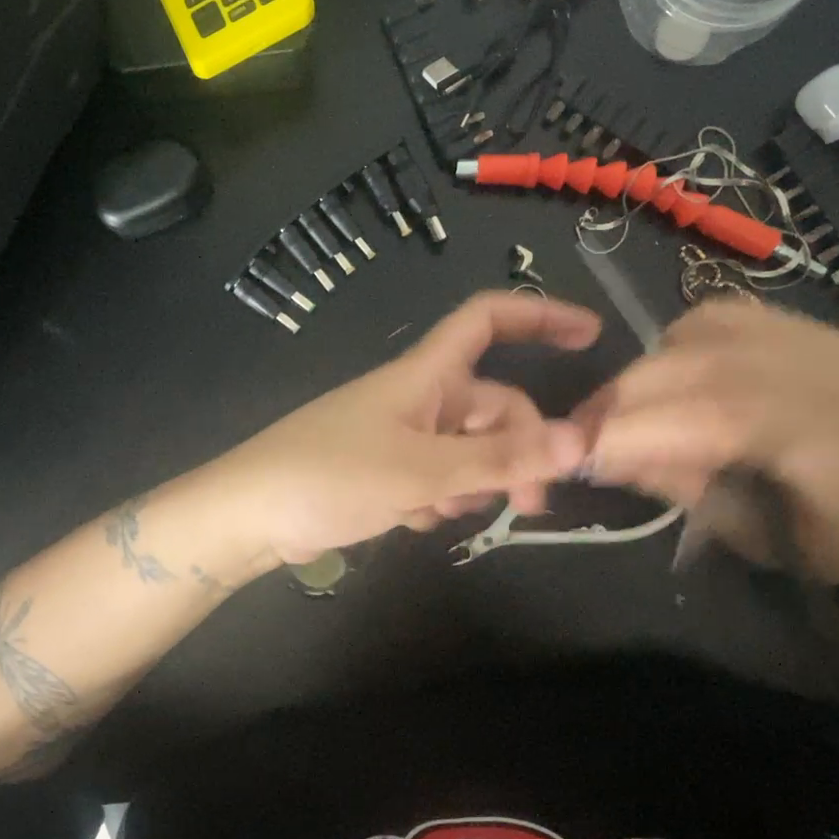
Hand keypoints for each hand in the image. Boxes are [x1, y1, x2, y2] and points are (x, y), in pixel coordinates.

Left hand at [211, 292, 601, 563]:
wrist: (247, 516)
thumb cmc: (328, 476)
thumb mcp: (420, 470)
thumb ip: (498, 460)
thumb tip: (581, 441)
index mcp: (422, 376)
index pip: (485, 321)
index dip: (539, 317)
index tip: (591, 337)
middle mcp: (413, 399)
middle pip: (490, 405)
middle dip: (518, 447)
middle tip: (531, 502)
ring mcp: (395, 437)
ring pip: (465, 448)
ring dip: (477, 480)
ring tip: (454, 512)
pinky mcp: (378, 473)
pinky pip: (433, 476)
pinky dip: (439, 497)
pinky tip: (419, 521)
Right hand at [576, 299, 838, 590]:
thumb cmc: (836, 544)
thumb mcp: (751, 535)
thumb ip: (681, 486)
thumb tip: (599, 456)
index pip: (723, 417)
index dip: (641, 429)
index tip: (580, 453)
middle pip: (708, 365)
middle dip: (628, 396)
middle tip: (577, 430)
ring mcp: (828, 343)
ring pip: (709, 332)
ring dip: (648, 368)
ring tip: (617, 407)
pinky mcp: (814, 329)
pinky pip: (727, 317)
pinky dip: (678, 343)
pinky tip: (665, 375)